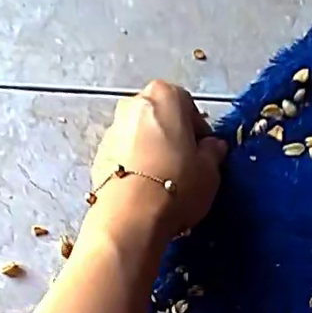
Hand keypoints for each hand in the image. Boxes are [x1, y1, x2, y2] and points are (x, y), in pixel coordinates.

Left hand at [88, 81, 227, 245]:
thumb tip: (213, 146)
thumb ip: (213, 152)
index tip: (204, 154)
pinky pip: (125, 158)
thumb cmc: (177, 185)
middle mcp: (134, 104)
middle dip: (173, 140)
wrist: (130, 217)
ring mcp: (112, 129)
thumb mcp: (210, 171)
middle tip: (186, 169)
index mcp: (165, 96)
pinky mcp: (99, 156)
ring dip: (152, 154)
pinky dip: (135, 169)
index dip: (199, 132)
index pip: (189, 107)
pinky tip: (146, 193)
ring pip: (140, 138)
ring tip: (165, 186)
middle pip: (160, 119)